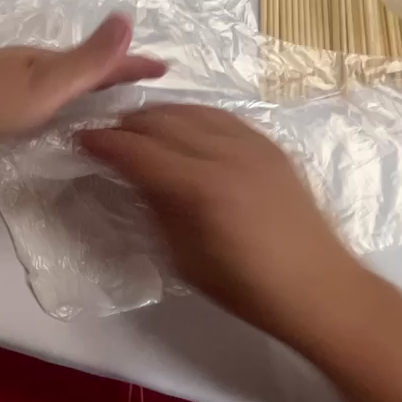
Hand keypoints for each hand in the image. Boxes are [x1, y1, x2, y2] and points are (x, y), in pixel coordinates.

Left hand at [0, 15, 166, 148]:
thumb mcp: (45, 85)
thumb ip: (87, 61)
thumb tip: (129, 18)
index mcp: (47, 61)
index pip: (100, 60)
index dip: (131, 64)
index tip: (165, 67)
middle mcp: (27, 63)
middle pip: (78, 64)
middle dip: (111, 69)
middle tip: (137, 78)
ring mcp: (2, 76)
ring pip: (53, 75)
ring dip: (81, 81)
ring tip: (99, 93)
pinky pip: (32, 90)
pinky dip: (53, 94)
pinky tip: (42, 108)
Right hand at [79, 105, 370, 347]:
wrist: (322, 291)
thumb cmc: (246, 287)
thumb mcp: (183, 256)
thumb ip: (154, 206)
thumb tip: (130, 174)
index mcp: (202, 189)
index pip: (138, 151)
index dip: (103, 142)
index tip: (79, 139)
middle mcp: (226, 155)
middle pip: (159, 122)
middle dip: (124, 126)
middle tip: (103, 137)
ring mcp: (252, 145)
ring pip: (188, 111)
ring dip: (155, 116)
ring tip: (135, 129)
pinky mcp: (269, 144)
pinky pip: (218, 115)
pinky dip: (189, 115)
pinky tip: (178, 127)